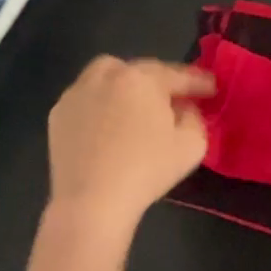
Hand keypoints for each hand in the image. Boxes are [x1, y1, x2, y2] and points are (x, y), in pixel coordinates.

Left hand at [46, 56, 215, 235]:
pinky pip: (87, 99)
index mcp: (142, 79)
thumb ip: (195, 118)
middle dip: (159, 80)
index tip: (212, 88)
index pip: (177, 75)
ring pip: (106, 77)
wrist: (92, 201)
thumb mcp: (192, 145)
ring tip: (137, 107)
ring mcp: (77, 93)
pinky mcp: (58, 114)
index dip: (198, 82)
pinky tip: (109, 126)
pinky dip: (101, 104)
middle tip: (172, 99)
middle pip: (138, 70)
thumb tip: (184, 108)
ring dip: (126, 86)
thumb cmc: (148, 170)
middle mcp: (106, 76)